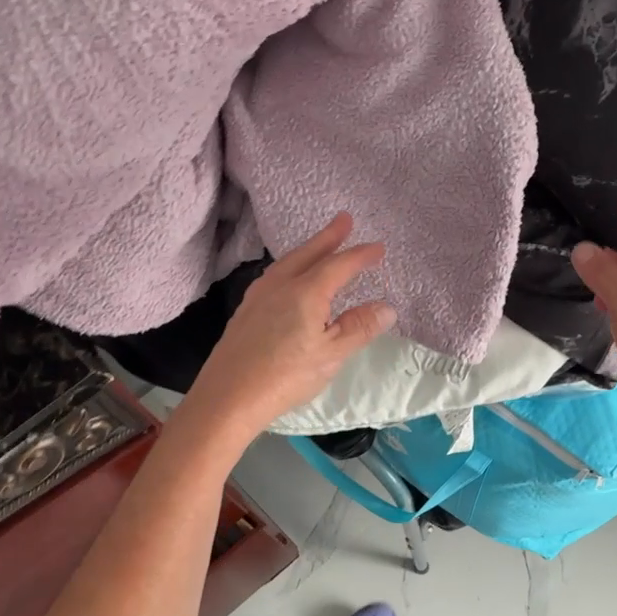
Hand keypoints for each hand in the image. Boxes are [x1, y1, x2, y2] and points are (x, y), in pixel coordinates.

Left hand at [180, 212, 395, 445]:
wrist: (230, 395)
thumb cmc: (287, 376)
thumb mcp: (332, 354)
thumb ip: (359, 328)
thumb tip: (386, 307)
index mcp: (306, 292)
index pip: (339, 266)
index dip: (360, 256)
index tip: (378, 249)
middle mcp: (281, 286)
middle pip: (308, 254)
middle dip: (328, 237)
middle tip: (344, 220)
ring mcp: (258, 297)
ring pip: (287, 264)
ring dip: (307, 251)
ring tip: (319, 246)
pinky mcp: (246, 312)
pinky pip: (274, 277)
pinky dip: (290, 268)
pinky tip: (289, 278)